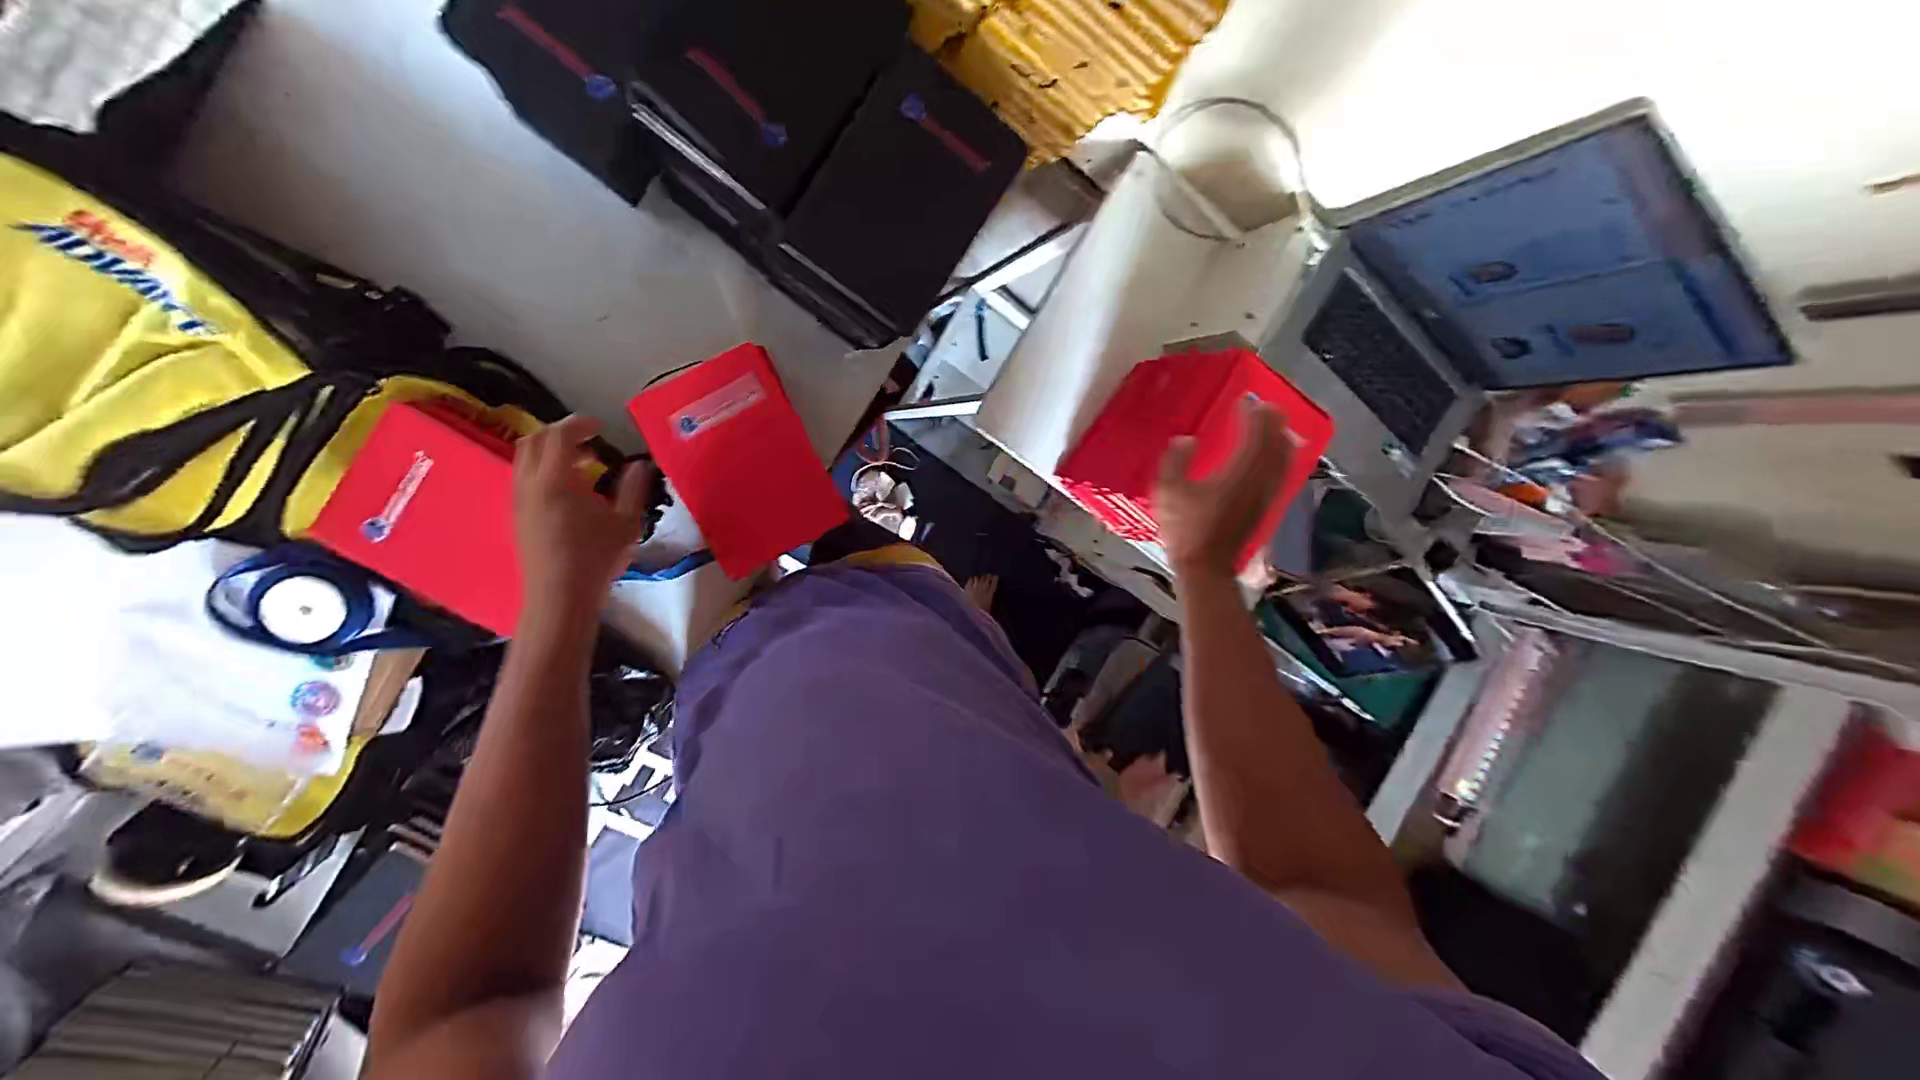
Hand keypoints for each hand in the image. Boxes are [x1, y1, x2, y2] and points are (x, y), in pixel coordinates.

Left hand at [512, 416, 652, 620]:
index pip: (559, 435)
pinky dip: (545, 471)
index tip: (601, 427)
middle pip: (534, 440)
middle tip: (589, 442)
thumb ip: (633, 489)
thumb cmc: (597, 558)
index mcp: (555, 481)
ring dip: (551, 453)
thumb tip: (640, 465)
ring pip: (525, 459)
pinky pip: (525, 478)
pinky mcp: (517, 515)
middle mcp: (529, 484)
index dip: (579, 424)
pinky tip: (571, 492)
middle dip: (560, 434)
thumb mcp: (626, 523)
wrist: (560, 596)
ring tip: (582, 466)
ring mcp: (519, 500)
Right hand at [1154, 400, 1291, 578]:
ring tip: (1273, 425)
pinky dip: (1279, 457)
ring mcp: (1265, 495)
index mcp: (1238, 473)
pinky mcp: (1265, 507)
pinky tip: (1271, 456)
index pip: (1256, 435)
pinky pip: (1279, 473)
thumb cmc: (1185, 530)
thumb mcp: (1168, 492)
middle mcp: (1259, 481)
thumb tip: (1186, 440)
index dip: (1254, 415)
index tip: (1246, 400)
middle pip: (1276, 444)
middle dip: (1273, 422)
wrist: (1205, 568)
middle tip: (1265, 405)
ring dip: (1279, 438)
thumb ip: (1175, 461)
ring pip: (1282, 459)